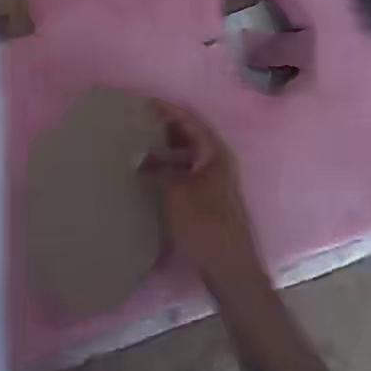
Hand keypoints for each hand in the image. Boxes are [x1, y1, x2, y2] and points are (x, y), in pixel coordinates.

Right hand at [142, 101, 267, 295]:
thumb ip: (158, 170)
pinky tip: (152, 174)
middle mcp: (219, 161)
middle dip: (167, 126)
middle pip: (192, 135)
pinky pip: (188, 172)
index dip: (168, 109)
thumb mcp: (176, 194)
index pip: (191, 120)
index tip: (145, 102)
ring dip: (168, 148)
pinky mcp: (210, 198)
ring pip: (189, 155)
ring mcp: (217, 180)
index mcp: (216, 152)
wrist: (230, 268)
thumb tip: (140, 156)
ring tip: (140, 145)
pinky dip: (171, 167)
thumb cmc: (204, 226)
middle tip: (140, 121)